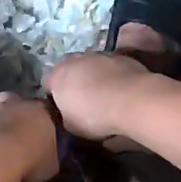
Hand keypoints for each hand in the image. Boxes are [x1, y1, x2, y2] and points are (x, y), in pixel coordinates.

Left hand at [0, 94, 60, 181]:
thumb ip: (49, 152)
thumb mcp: (52, 164)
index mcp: (38, 109)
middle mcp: (10, 104)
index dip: (43, 119)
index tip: (42, 133)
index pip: (45, 108)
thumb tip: (46, 155)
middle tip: (16, 135)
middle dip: (13, 114)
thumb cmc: (30, 162)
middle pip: (12, 102)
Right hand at [44, 53, 158, 140]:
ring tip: (104, 95)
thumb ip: (64, 117)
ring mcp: (98, 55)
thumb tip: (68, 115)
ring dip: (93, 76)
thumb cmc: (94, 116)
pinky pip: (110, 67)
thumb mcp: (71, 127)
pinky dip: (111, 75)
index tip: (64, 110)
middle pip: (69, 70)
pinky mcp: (120, 56)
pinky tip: (119, 90)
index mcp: (57, 76)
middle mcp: (74, 60)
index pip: (48, 85)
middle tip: (83, 101)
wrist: (131, 100)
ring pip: (90, 65)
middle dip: (74, 82)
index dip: (55, 98)